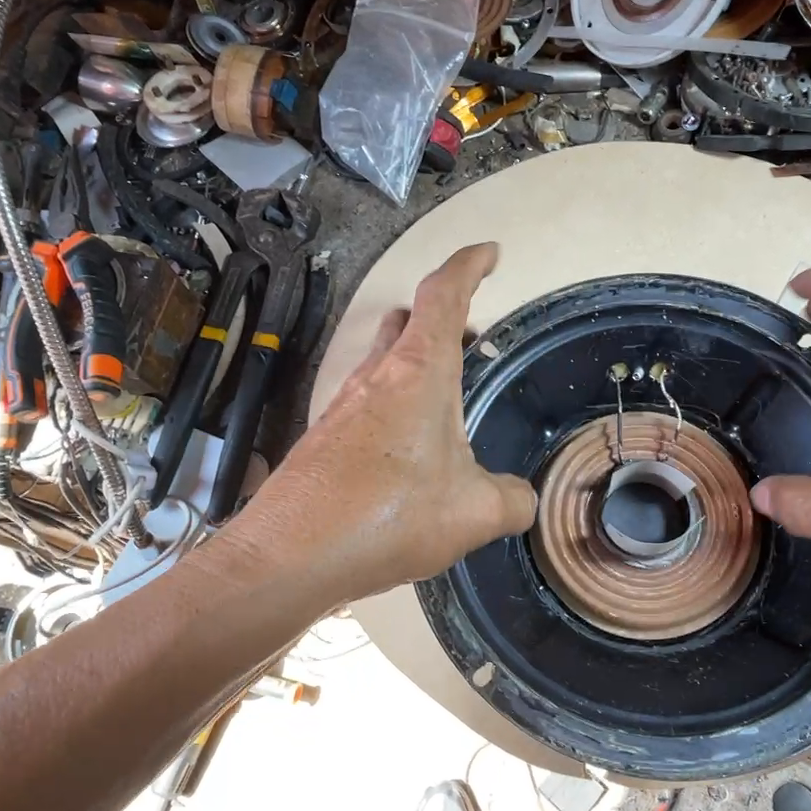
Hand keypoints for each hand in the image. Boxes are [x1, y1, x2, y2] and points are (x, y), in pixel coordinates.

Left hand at [228, 243, 536, 603]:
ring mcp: (343, 406)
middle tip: (472, 346)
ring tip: (445, 409)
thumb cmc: (387, 517)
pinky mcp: (323, 439)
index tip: (490, 254)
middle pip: (408, 322)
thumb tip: (523, 500)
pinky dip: (393, 409)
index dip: (469, 266)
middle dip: (442, 321)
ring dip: (415, 367)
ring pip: (384, 362)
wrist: (287, 556)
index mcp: (418, 373)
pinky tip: (406, 458)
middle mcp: (376, 377)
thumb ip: (512, 501)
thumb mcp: (474, 514)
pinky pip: (367, 404)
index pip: (444, 294)